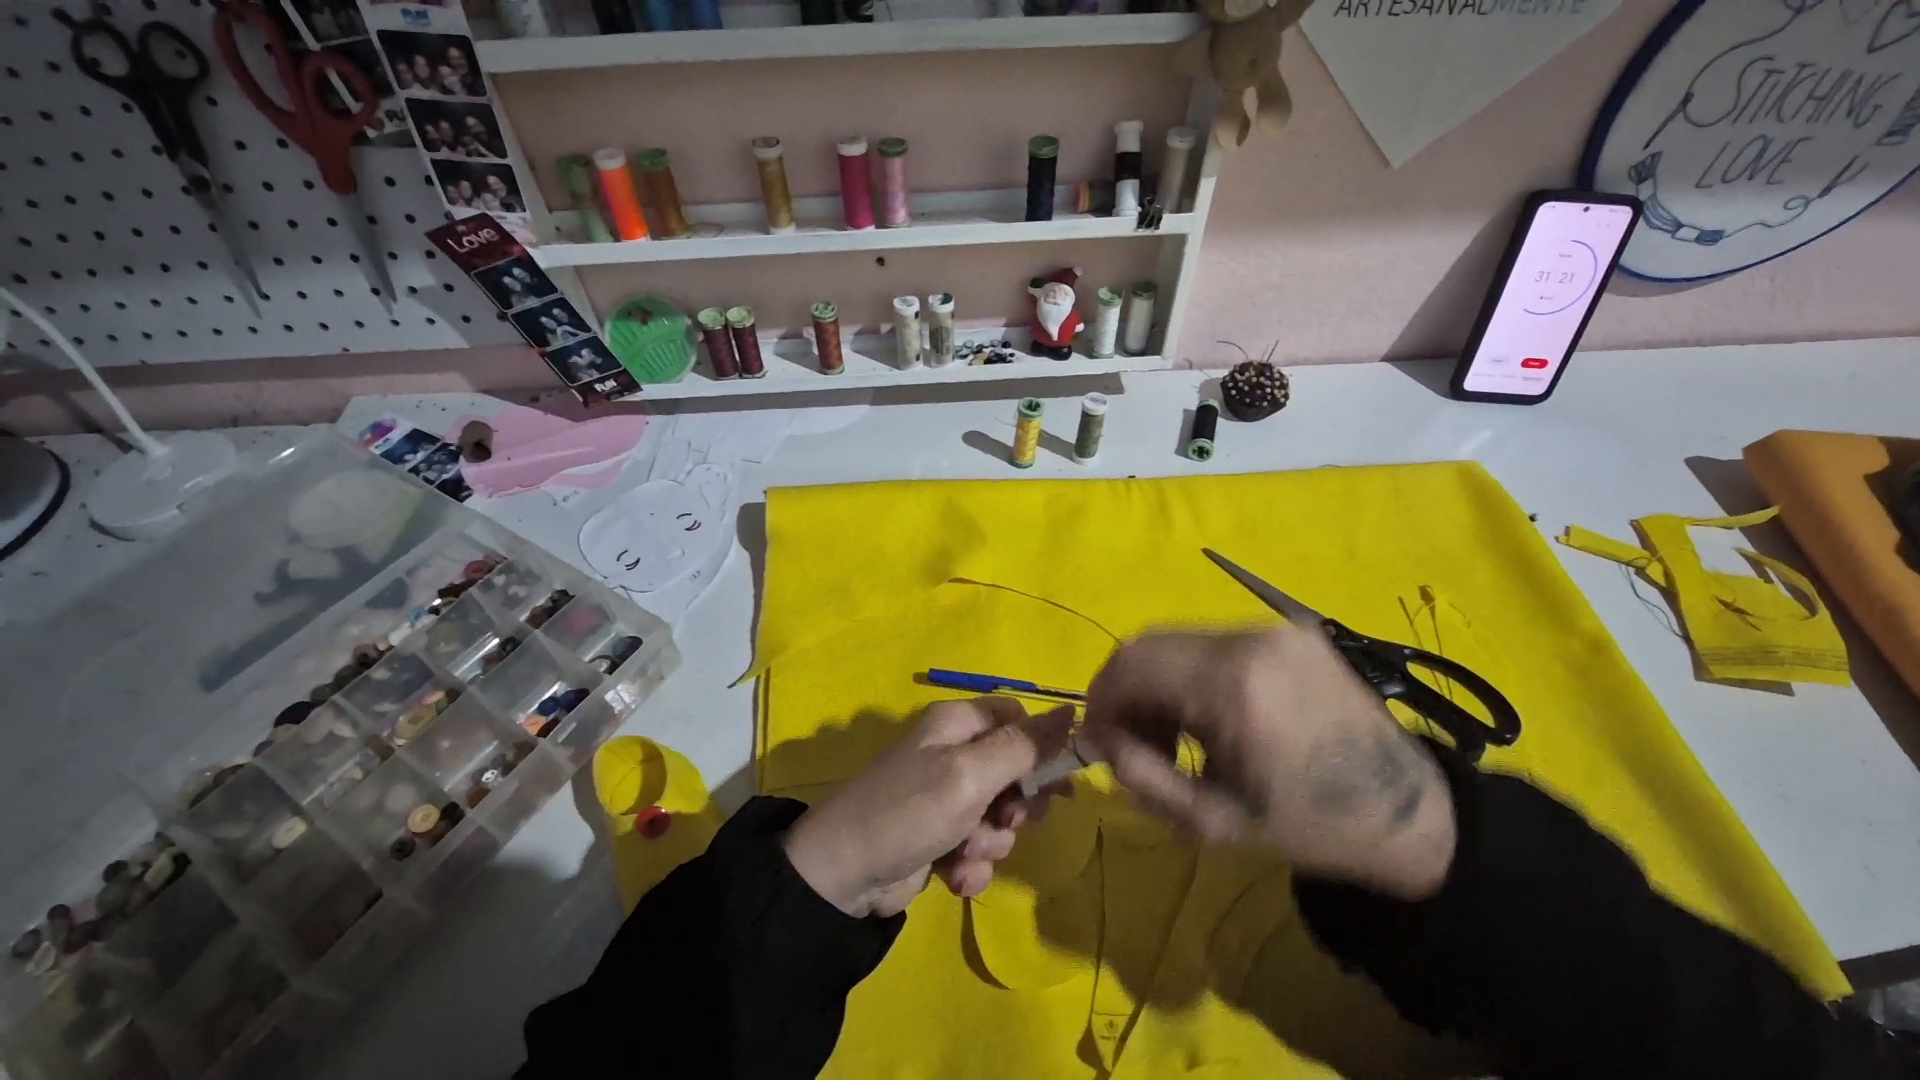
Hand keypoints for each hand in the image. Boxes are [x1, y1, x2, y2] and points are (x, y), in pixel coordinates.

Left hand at [782, 698, 1073, 917]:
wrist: (844, 876)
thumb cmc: (909, 811)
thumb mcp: (970, 774)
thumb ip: (1024, 747)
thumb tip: (1073, 710)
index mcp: (959, 724)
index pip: (1020, 720)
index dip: (1041, 750)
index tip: (1056, 781)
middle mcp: (955, 754)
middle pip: (1018, 772)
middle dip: (1018, 807)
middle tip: (1006, 819)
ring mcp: (948, 799)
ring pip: (1002, 818)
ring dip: (991, 842)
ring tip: (963, 851)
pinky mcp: (943, 839)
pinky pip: (980, 849)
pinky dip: (971, 866)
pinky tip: (951, 875)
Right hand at [1080, 626, 1455, 900]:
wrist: (1407, 810)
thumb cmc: (1308, 825)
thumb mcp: (1212, 820)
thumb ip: (1141, 775)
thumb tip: (1099, 737)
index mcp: (1233, 687)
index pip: (1131, 664)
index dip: (1101, 699)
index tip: (1099, 739)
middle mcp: (1251, 640)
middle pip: (1150, 644)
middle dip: (1126, 691)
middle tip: (1136, 742)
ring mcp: (1276, 629)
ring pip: (1180, 640)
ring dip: (1160, 683)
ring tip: (1178, 735)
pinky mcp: (1294, 630)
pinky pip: (1216, 643)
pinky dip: (1194, 674)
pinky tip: (1213, 716)